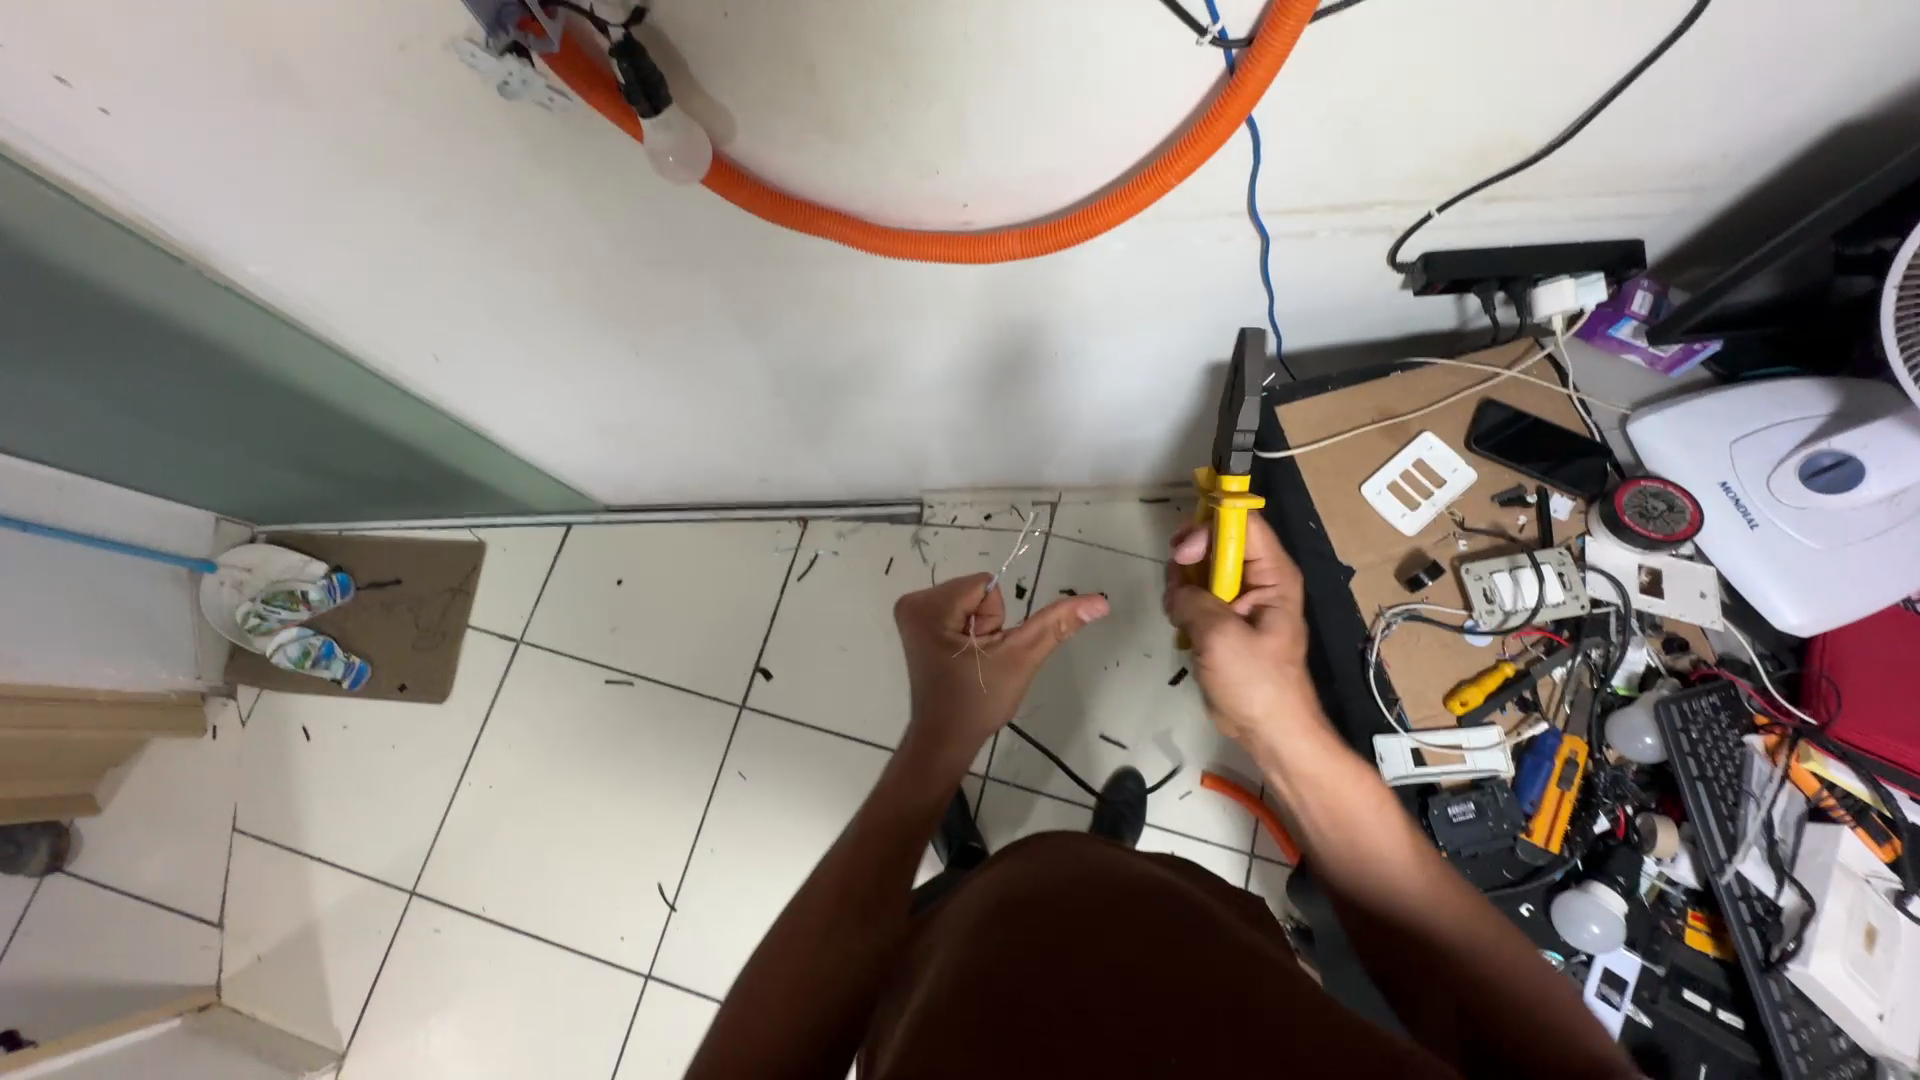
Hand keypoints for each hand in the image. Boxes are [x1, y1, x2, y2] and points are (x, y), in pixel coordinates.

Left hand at [894, 573, 1108, 759]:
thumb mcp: (1021, 658)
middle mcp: (913, 602)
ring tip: (968, 662)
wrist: (946, 739)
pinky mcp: (916, 624)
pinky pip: (958, 610)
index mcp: (928, 606)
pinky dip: (966, 632)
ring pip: (970, 601)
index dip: (995, 620)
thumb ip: (1057, 624)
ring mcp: (911, 613)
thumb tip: (1099, 601)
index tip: (982, 650)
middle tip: (976, 660)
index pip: (986, 587)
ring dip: (979, 630)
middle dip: (987, 624)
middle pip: (977, 591)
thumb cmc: (977, 703)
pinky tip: (959, 660)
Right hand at [1162, 515, 1328, 751]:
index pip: (1243, 523)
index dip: (1210, 526)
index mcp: (1273, 575)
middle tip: (1176, 580)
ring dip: (1182, 580)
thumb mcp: (1220, 636)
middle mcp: (1259, 579)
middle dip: (1190, 554)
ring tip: (1178, 609)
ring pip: (1202, 566)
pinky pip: (1197, 592)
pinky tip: (1179, 620)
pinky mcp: (1224, 619)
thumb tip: (1177, 590)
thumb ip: (1192, 599)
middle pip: (1218, 540)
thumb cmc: (1256, 683)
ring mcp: (1240, 599)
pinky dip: (1181, 600)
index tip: (1184, 552)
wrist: (1269, 731)